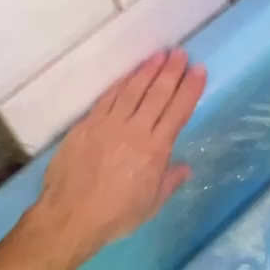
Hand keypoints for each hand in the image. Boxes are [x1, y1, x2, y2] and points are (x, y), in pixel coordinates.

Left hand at [23, 48, 206, 265]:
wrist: (71, 216)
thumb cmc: (116, 216)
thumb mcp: (151, 204)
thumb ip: (169, 181)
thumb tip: (184, 167)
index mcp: (155, 150)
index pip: (178, 111)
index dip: (190, 89)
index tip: (199, 70)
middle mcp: (134, 130)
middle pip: (157, 94)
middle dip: (171, 72)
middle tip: (181, 53)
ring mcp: (108, 124)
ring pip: (132, 90)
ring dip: (147, 71)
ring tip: (159, 55)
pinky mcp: (87, 125)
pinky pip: (107, 98)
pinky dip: (120, 83)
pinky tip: (129, 75)